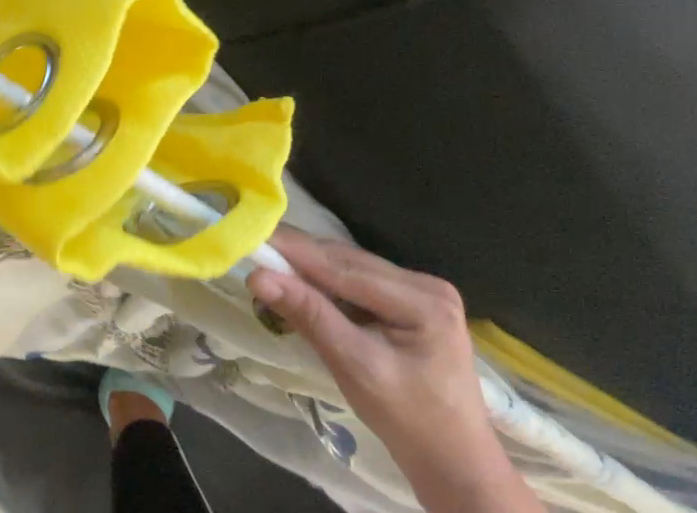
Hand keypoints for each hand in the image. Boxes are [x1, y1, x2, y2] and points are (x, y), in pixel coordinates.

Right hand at [248, 230, 539, 512]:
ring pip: (345, 267)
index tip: (244, 238)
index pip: (343, 268)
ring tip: (264, 269)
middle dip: (295, 258)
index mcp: (424, 301)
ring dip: (305, 269)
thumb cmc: (408, 418)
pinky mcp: (407, 301)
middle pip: (344, 261)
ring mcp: (419, 291)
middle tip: (246, 252)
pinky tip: (297, 288)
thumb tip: (256, 276)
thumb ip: (308, 315)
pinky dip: (321, 283)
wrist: (451, 458)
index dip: (292, 252)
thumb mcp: (354, 366)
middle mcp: (425, 285)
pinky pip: (353, 280)